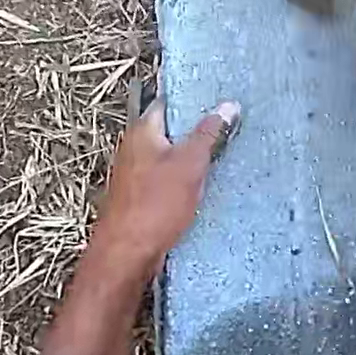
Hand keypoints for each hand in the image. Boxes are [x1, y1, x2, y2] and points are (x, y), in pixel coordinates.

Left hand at [86, 99, 239, 278]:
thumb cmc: (154, 206)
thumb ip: (208, 133)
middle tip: (229, 128)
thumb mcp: (190, 164)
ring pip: (171, 158)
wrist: (127, 254)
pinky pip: (168, 181)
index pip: (168, 103)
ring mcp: (136, 175)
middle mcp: (135, 149)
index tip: (219, 100)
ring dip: (193, 158)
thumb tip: (227, 106)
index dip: (193, 100)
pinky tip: (205, 188)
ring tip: (224, 156)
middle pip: (171, 132)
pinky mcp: (142, 198)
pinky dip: (186, 180)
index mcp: (142, 132)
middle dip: (198, 131)